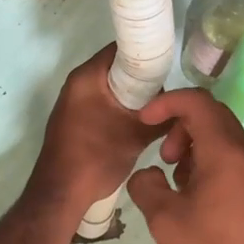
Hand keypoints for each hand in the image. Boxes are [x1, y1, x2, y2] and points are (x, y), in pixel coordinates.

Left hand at [27, 45, 165, 211]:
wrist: (62, 193)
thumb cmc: (96, 157)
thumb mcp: (136, 135)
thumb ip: (161, 117)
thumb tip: (182, 110)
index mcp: (87, 77)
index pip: (122, 49)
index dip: (149, 55)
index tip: (171, 69)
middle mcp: (78, 83)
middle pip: (119, 70)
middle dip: (145, 82)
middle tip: (170, 98)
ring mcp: (75, 103)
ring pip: (114, 90)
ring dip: (136, 100)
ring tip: (161, 114)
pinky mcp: (77, 120)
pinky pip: (106, 105)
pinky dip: (123, 111)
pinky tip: (141, 127)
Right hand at [126, 89, 243, 243]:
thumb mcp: (163, 220)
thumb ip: (147, 186)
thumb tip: (148, 175)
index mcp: (224, 152)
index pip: (197, 102)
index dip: (167, 103)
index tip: (143, 121)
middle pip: (211, 114)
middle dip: (179, 124)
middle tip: (163, 157)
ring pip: (221, 136)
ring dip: (192, 144)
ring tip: (174, 178)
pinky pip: (229, 157)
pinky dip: (206, 160)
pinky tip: (192, 193)